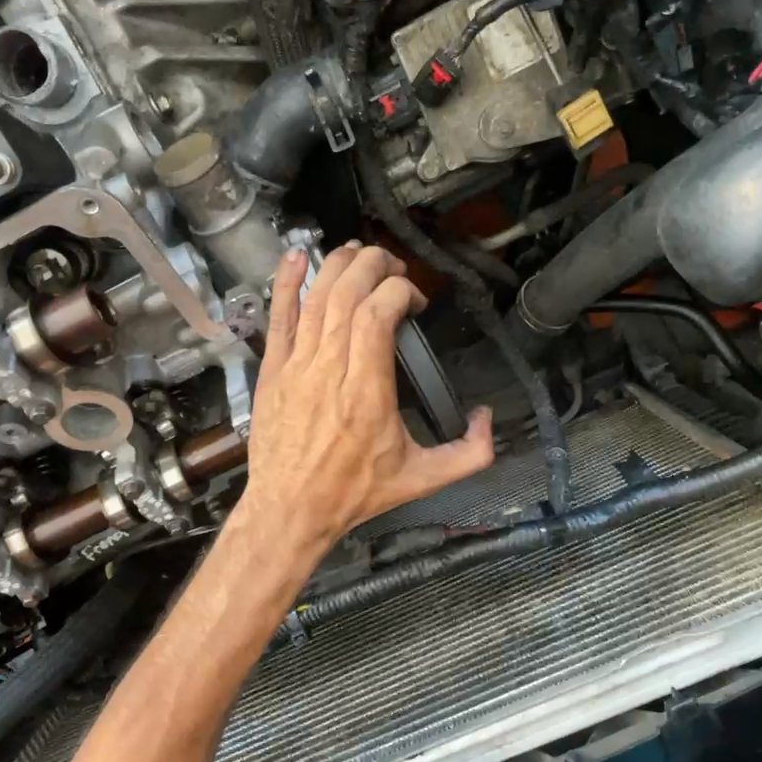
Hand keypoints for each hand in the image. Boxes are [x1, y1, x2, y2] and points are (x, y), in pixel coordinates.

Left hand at [237, 241, 493, 552]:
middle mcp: (329, 367)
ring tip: (358, 253)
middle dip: (373, 266)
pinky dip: (286, 282)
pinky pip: (278, 315)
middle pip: (348, 292)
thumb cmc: (352, 493)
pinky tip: (297, 256)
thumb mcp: (421, 479)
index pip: (379, 312)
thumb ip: (468, 454)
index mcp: (367, 388)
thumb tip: (488, 420)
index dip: (401, 292)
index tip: (415, 303)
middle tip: (393, 270)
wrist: (290, 509)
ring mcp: (296, 365)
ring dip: (338, 265)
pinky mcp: (273, 369)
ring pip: (316, 296)